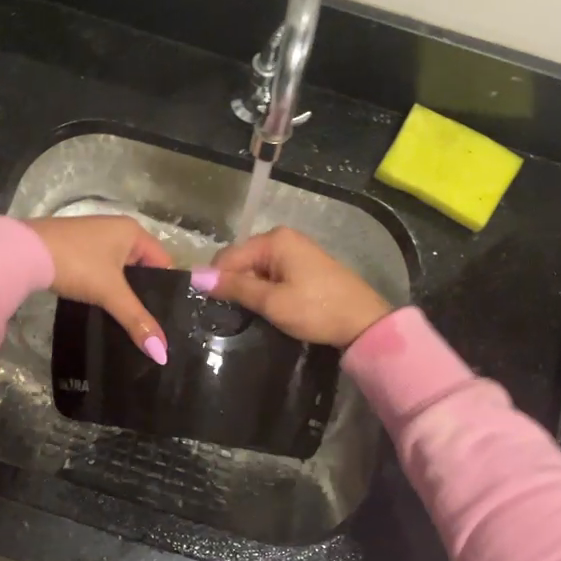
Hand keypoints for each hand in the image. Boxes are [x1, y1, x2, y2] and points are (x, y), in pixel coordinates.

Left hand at [25, 215, 175, 362]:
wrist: (23, 252)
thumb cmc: (77, 265)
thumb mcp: (110, 293)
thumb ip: (137, 320)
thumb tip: (162, 354)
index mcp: (132, 231)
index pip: (162, 261)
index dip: (167, 290)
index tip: (167, 319)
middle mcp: (115, 229)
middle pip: (141, 267)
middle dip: (143, 294)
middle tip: (148, 325)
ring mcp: (92, 237)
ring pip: (118, 270)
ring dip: (121, 293)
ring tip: (127, 321)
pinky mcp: (73, 248)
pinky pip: (100, 270)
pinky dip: (103, 288)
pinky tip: (101, 308)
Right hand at [194, 227, 391, 347]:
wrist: (363, 322)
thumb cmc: (316, 310)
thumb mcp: (272, 302)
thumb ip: (235, 288)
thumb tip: (197, 277)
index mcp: (273, 240)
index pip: (227, 256)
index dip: (216, 281)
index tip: (212, 308)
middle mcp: (282, 238)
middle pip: (241, 260)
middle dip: (234, 285)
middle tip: (236, 315)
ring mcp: (294, 251)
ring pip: (255, 269)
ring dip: (250, 290)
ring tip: (255, 314)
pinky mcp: (303, 266)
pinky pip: (271, 274)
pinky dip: (265, 290)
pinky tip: (270, 308)